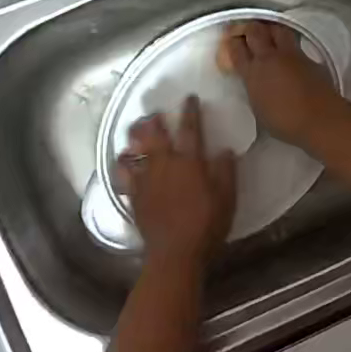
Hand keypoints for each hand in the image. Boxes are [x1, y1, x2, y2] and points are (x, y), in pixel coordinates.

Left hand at [119, 96, 236, 266]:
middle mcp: (164, 165)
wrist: (175, 254)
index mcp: (189, 162)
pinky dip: (123, 164)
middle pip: (156, 135)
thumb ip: (226, 172)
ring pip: (136, 150)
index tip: (189, 98)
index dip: (190, 111)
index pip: (190, 129)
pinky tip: (123, 160)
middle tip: (154, 112)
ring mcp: (145, 180)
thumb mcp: (227, 199)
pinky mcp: (134, 196)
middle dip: (154, 120)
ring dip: (135, 137)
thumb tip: (225, 149)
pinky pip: (124, 174)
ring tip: (134, 129)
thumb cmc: (206, 226)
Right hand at [219, 21, 344, 148]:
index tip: (231, 41)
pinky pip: (295, 44)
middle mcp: (270, 58)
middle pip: (255, 31)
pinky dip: (288, 44)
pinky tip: (289, 53)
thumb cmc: (285, 122)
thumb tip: (255, 82)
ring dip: (270, 29)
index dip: (232, 42)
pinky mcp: (309, 58)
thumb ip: (255, 89)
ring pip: (277, 29)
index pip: (237, 49)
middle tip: (247, 30)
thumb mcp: (259, 108)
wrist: (319, 119)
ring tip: (268, 33)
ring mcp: (291, 55)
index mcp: (253, 72)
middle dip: (249, 28)